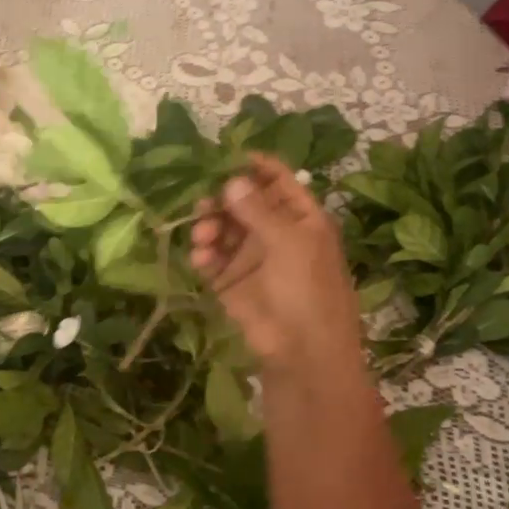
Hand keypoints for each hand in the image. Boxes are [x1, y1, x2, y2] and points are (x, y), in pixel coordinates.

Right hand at [188, 153, 362, 382]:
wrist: (301, 350)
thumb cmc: (307, 291)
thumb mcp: (289, 244)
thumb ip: (258, 210)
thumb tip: (231, 180)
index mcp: (300, 218)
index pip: (276, 180)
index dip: (252, 167)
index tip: (222, 158)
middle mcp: (273, 231)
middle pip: (240, 201)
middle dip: (220, 200)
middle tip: (204, 205)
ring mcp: (249, 256)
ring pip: (221, 227)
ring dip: (208, 226)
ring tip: (204, 237)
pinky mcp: (227, 280)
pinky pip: (209, 256)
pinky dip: (202, 253)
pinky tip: (201, 258)